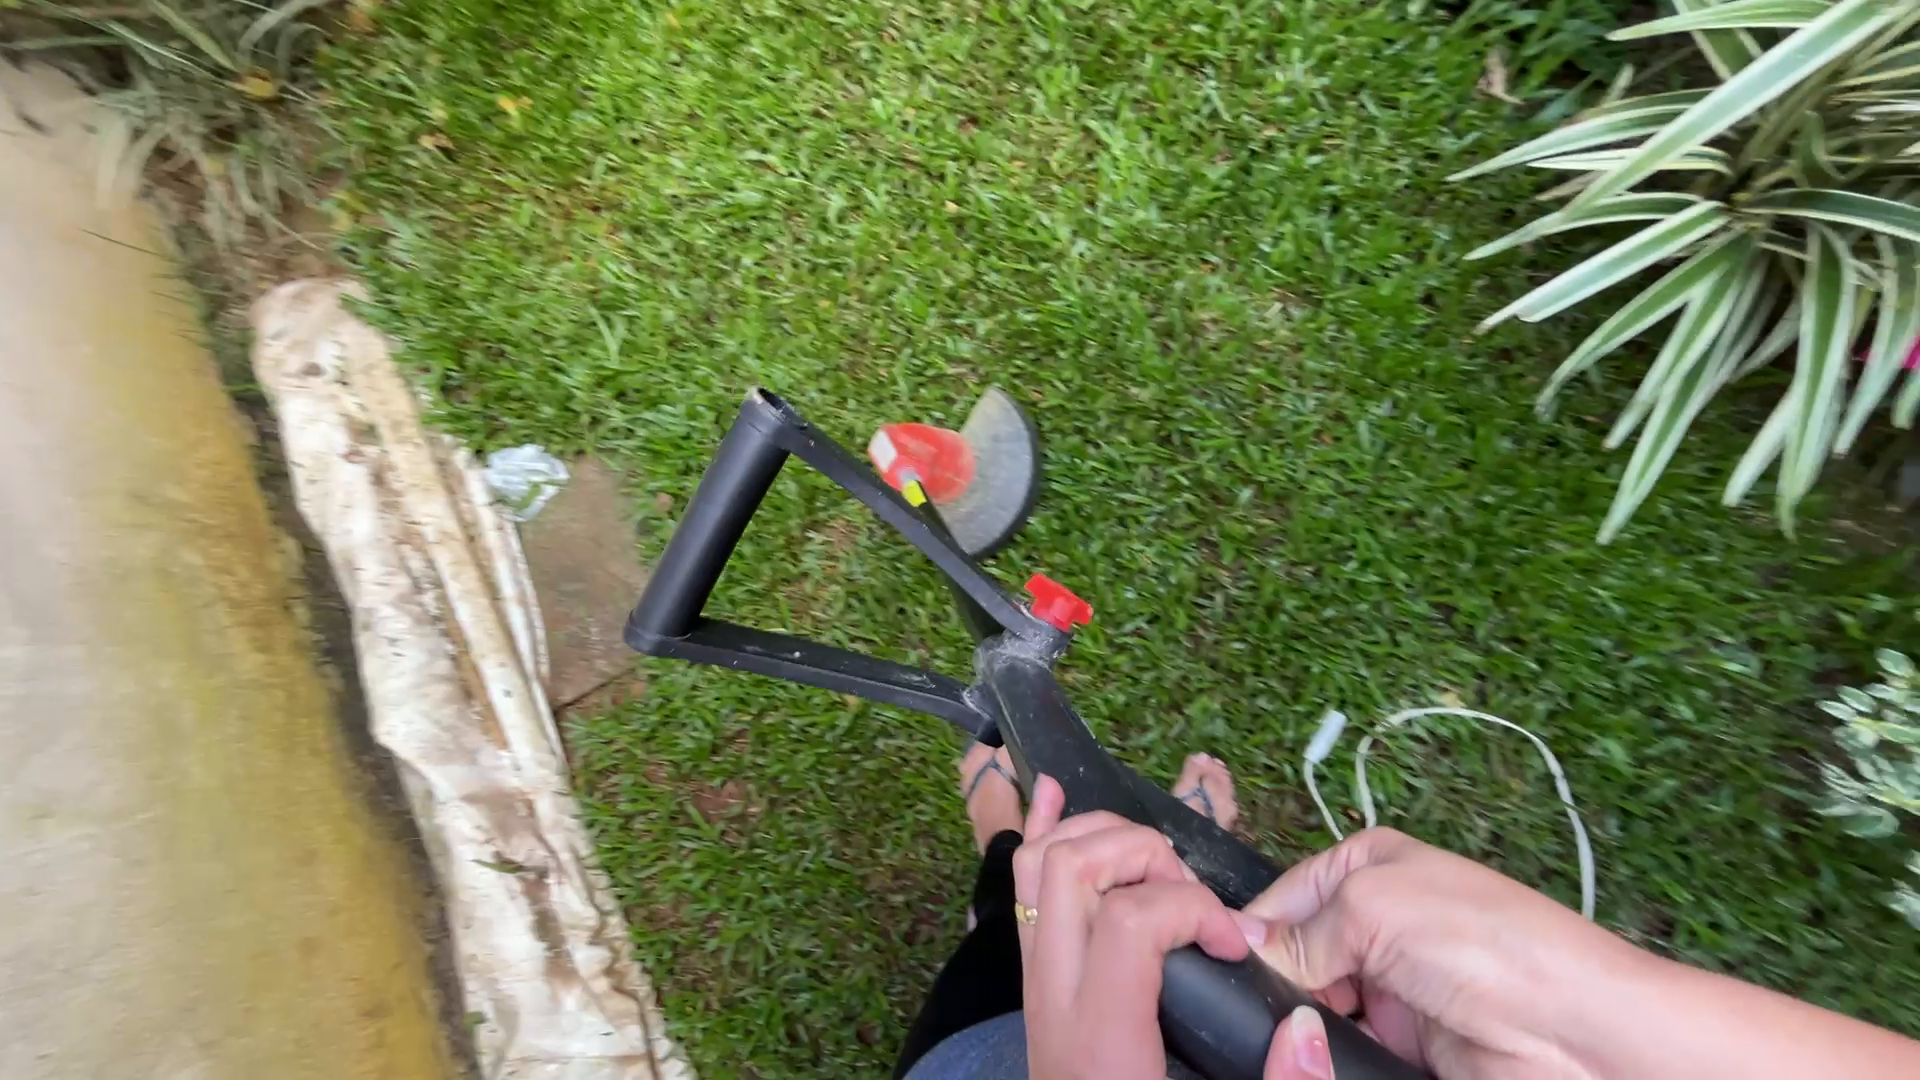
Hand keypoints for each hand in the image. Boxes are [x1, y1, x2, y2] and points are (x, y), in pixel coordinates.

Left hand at [1013, 774, 1261, 1079]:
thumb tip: (1303, 1025)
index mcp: (1100, 1041)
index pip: (1128, 922)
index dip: (1191, 909)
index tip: (1231, 945)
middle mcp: (1054, 996)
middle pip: (1072, 870)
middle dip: (1142, 855)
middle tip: (1191, 901)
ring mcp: (1036, 982)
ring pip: (1038, 865)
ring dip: (1097, 834)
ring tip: (1155, 858)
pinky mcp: (1037, 978)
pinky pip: (1022, 885)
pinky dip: (1039, 830)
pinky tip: (1052, 792)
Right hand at [1244, 827, 1634, 1079]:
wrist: (1591, 1043)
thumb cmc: (1476, 942)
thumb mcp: (1372, 909)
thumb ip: (1299, 934)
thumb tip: (1239, 949)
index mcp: (1363, 865)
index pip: (1281, 895)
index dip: (1249, 928)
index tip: (1214, 960)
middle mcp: (1371, 920)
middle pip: (1292, 949)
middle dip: (1271, 979)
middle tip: (1246, 1009)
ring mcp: (1388, 985)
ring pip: (1313, 1001)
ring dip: (1296, 1019)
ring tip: (1274, 1038)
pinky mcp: (1403, 1045)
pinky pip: (1344, 1042)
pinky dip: (1324, 1051)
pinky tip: (1303, 1056)